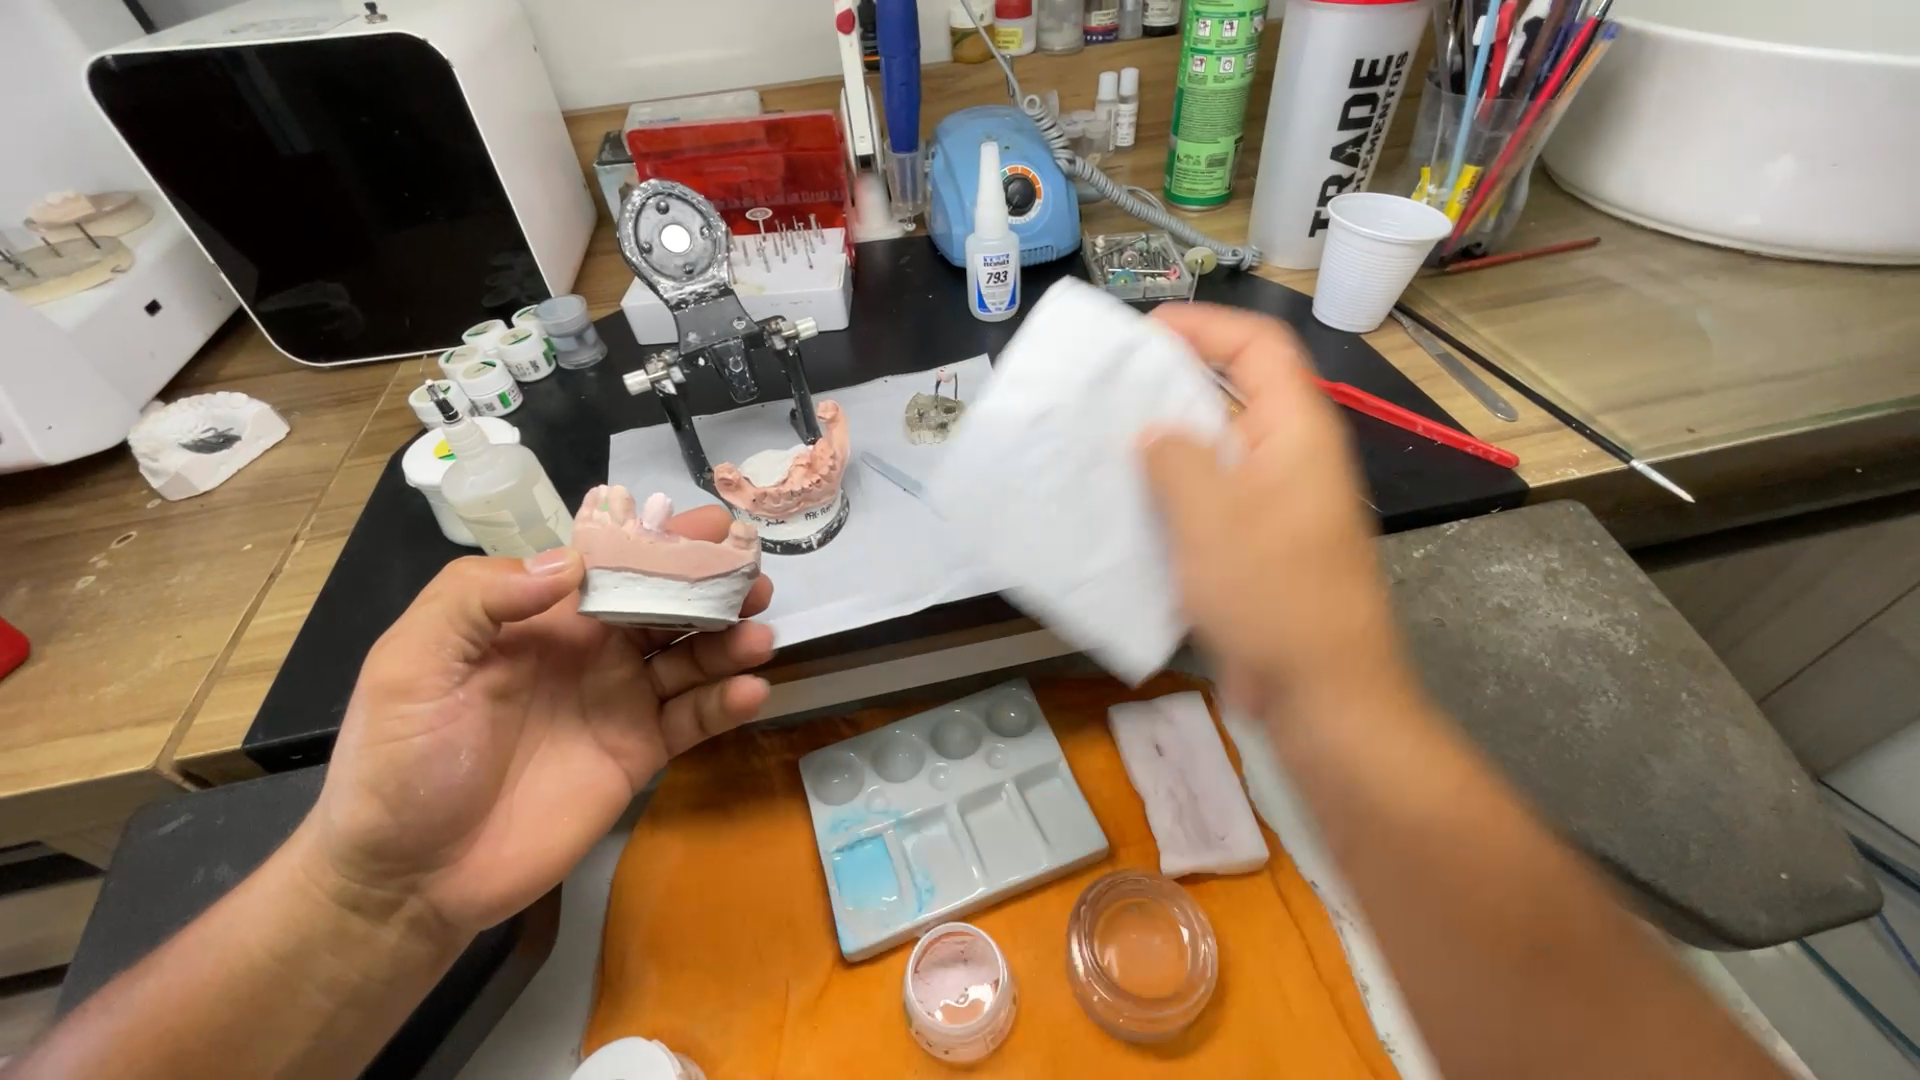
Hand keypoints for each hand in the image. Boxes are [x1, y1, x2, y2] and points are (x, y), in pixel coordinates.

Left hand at [299, 506, 774, 937]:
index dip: (662, 543)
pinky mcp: (640, 752)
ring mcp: (621, 702)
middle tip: (753, 579)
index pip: (614, 566)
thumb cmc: (399, 763)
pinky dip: (725, 703)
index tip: (711, 528)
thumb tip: (572, 562)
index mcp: (544, 620)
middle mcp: (593, 651)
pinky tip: (749, 691)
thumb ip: (478, 599)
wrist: (410, 877)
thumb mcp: (411, 666)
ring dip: (729, 642)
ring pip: (691, 658)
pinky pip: (692, 719)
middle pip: (666, 606)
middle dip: (712, 587)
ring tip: (760, 635)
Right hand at [1142, 304, 1420, 723]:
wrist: (1321, 695)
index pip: (1259, 348)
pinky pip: (1204, 502)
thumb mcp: (1214, 518)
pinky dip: (1166, 496)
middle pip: (1231, 396)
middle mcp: (1287, 460)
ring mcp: (1270, 506)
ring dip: (1160, 446)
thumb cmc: (1274, 598)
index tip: (1141, 332)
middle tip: (1104, 392)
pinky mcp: (1252, 547)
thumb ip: (1176, 460)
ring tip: (1100, 443)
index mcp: (1295, 433)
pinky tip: (1121, 508)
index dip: (1205, 327)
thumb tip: (1153, 432)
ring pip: (1211, 454)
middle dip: (1169, 387)